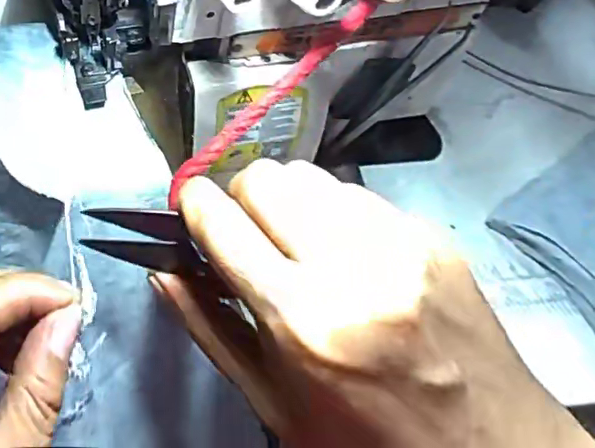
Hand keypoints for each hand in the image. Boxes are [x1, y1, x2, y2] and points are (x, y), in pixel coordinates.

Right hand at [157, 163, 594, 447]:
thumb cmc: (374, 443)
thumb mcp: (276, 405)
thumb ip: (208, 328)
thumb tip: (162, 269)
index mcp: (304, 320)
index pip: (217, 214)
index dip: (192, 206)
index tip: (193, 216)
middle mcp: (352, 270)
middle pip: (261, 178)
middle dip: (241, 201)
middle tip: (251, 239)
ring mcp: (399, 246)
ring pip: (304, 173)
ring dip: (287, 200)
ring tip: (300, 244)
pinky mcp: (432, 236)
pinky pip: (352, 190)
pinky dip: (333, 211)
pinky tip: (348, 253)